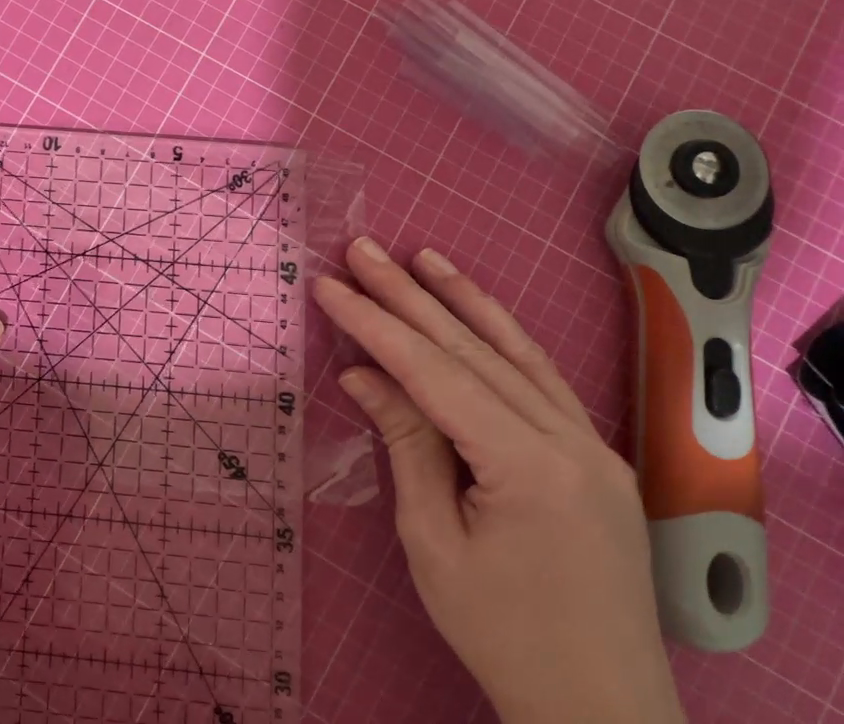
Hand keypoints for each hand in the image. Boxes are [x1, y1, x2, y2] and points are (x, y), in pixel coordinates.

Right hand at [315, 238, 682, 723]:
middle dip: (410, 297)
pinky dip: (504, 341)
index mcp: (529, 465)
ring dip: (464, 303)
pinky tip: (478, 316)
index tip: (330, 286)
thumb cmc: (499, 627)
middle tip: (362, 248)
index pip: (435, 373)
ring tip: (422, 258)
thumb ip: (408, 445)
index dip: (376, 325)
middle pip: (474, 352)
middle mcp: (572, 442)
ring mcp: (592, 449)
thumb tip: (364, 375)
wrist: (597, 703)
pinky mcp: (594, 461)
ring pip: (518, 356)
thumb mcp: (433, 537)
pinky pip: (542, 384)